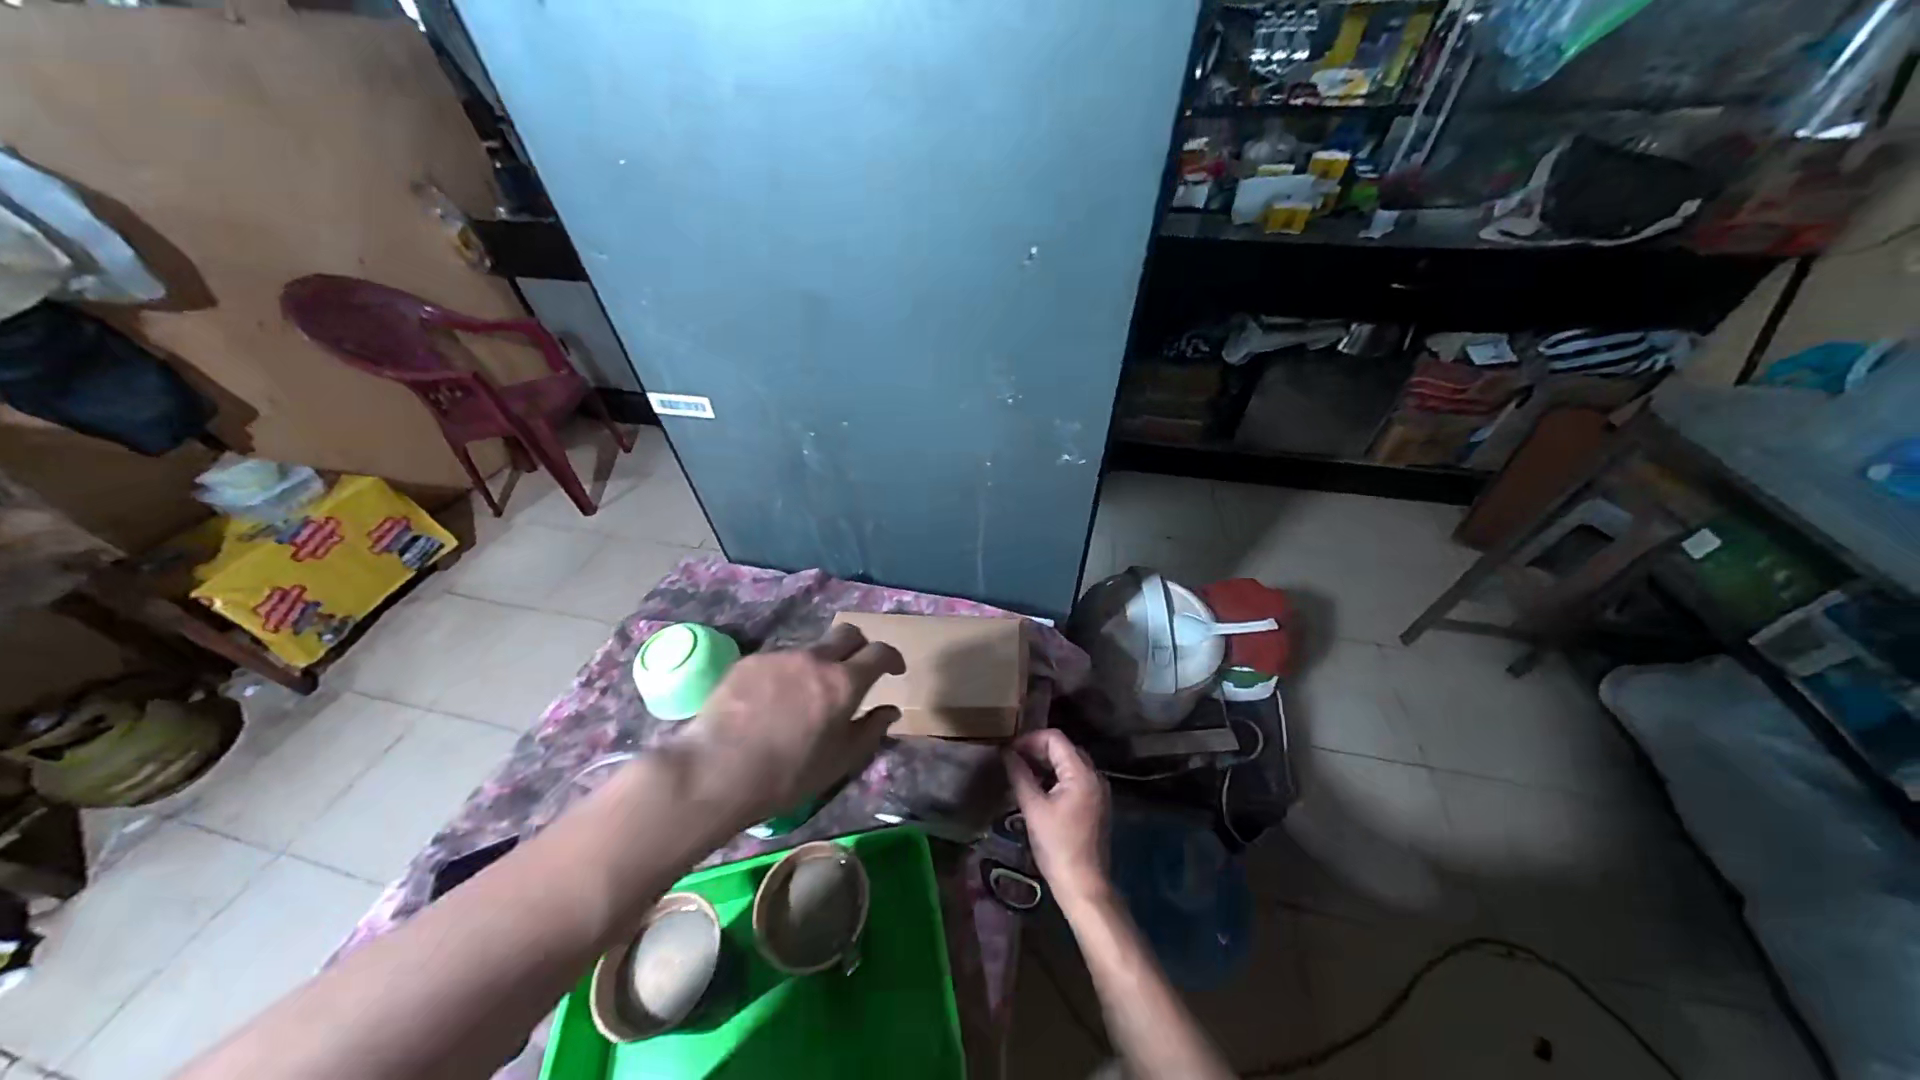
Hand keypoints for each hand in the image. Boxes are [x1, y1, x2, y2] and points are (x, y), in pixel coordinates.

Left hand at [673, 623, 904, 826]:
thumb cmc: (787, 775)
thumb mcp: (840, 762)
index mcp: (843, 682)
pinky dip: (786, 675)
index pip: (879, 652)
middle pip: (847, 634)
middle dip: (859, 646)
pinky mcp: (749, 661)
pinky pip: (779, 661)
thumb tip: (890, 711)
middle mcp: (815, 659)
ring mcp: (779, 657)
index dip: (892, 658)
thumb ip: (870, 731)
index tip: (894, 670)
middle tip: (857, 670)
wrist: (716, 770)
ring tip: (804, 697)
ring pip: (810, 650)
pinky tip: (771, 703)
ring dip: (818, 665)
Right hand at [1004, 729, 1110, 907]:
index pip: (1055, 738)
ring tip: (1020, 773)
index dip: (1029, 739)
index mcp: (1082, 773)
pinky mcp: (1095, 804)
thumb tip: (1006, 752)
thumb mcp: (1033, 808)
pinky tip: (1037, 789)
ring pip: (1069, 764)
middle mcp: (1095, 775)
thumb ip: (1020, 775)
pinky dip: (1055, 778)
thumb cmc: (1057, 846)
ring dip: (1045, 764)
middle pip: (1064, 748)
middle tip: (1011, 761)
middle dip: (1036, 750)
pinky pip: (1074, 779)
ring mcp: (1097, 790)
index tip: (1008, 751)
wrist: (1084, 885)